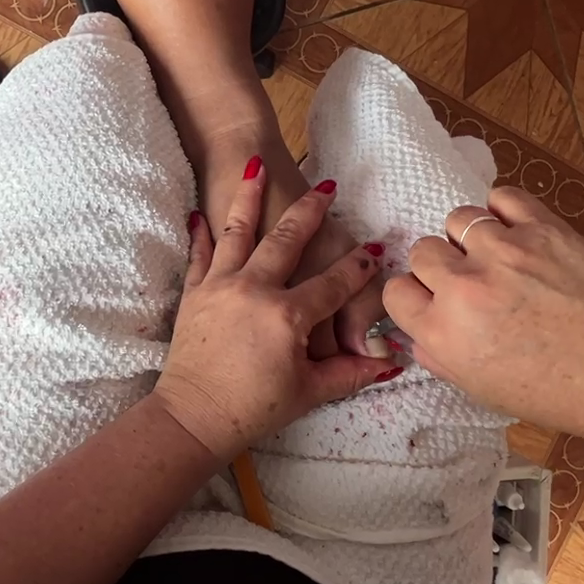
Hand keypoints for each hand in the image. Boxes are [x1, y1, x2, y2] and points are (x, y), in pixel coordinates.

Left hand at [153, 158, 397, 460]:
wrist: (191, 415)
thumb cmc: (252, 408)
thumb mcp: (308, 391)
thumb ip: (351, 373)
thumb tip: (391, 363)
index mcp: (288, 315)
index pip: (333, 284)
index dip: (358, 268)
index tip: (374, 250)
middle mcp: (255, 289)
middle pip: (288, 241)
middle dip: (310, 212)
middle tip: (325, 188)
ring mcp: (221, 286)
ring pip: (239, 232)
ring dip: (249, 197)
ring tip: (256, 167)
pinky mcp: (195, 292)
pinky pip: (200, 255)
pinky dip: (200, 234)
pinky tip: (199, 215)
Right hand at [381, 187, 583, 453]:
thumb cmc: (561, 395)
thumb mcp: (480, 389)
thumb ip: (438, 354)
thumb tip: (421, 326)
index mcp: (443, 333)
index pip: (395, 291)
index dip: (416, 297)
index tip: (435, 301)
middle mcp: (464, 288)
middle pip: (422, 251)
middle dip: (441, 267)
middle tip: (471, 282)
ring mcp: (503, 252)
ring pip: (457, 220)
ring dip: (471, 238)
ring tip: (498, 256)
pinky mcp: (544, 229)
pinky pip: (502, 197)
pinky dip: (504, 211)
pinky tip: (517, 231)